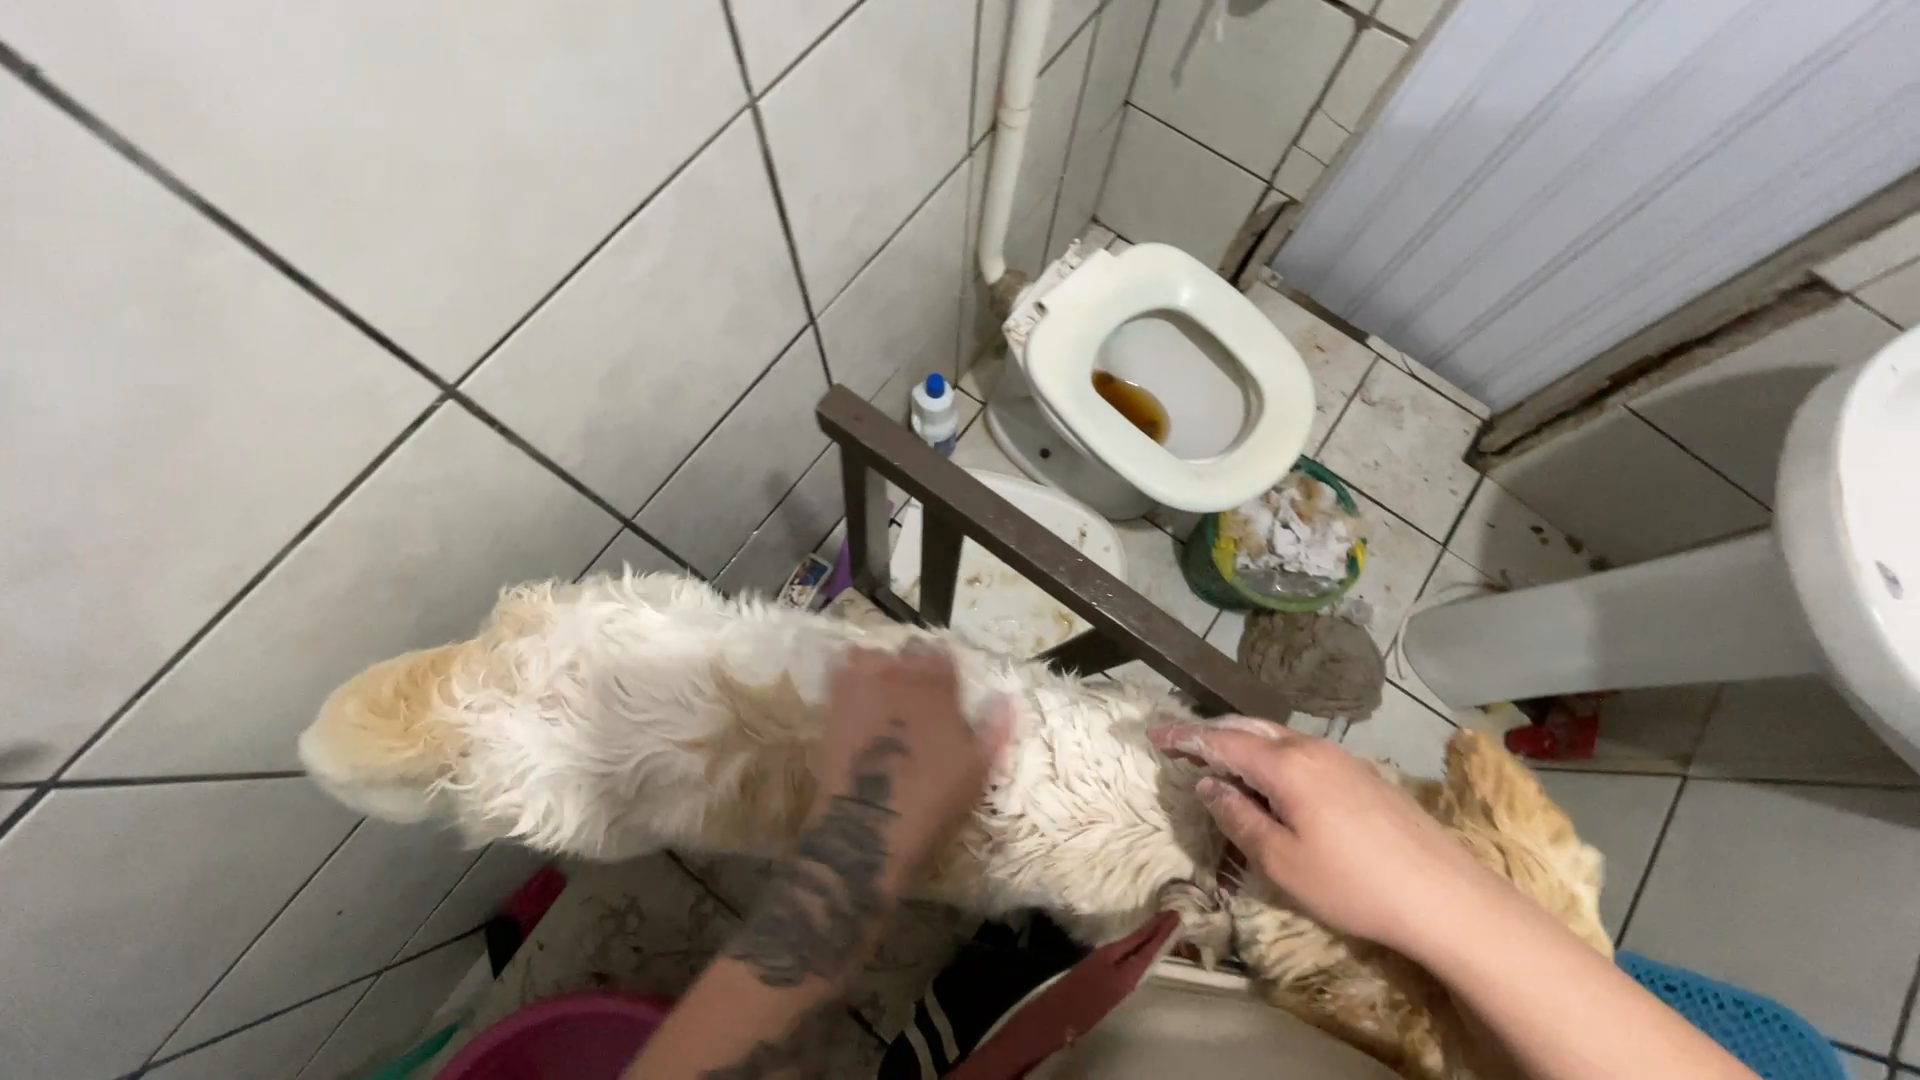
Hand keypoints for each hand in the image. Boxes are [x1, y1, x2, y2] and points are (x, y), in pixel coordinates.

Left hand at [816, 642, 1008, 892]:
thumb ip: (993, 728)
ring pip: (872, 655)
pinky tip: (855, 694)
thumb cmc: (931, 802)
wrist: (868, 828)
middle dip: (914, 665)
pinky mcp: (833, 705)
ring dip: (880, 666)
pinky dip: (849, 676)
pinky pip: (839, 672)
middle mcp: (900, 677)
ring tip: (884, 690)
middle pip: (908, 651)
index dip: (945, 667)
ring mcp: (862, 687)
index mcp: (937, 688)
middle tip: (917, 692)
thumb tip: (1006, 696)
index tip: (947, 684)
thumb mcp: (976, 769)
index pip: (943, 654)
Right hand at [1149, 719, 1504, 956]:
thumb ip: (1238, 818)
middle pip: (1249, 727)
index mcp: (1285, 765)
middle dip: (1209, 730)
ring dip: (1241, 739)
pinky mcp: (1363, 773)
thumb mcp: (1282, 862)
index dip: (1184, 736)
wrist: (1447, 897)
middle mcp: (1311, 748)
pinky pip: (1301, 748)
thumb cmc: (1354, 884)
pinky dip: (1270, 750)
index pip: (1221, 741)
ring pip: (1277, 734)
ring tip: (1217, 754)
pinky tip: (1270, 774)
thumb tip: (1209, 785)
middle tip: (1178, 740)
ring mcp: (1342, 757)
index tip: (1153, 733)